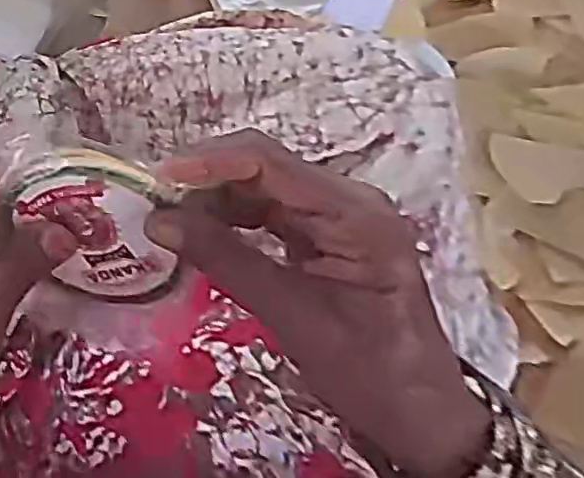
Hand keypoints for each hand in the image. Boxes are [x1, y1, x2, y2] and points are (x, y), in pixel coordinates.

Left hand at [0, 158, 75, 474]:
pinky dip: (28, 241)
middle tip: (88, 211)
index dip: (29, 175)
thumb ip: (25, 259)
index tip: (72, 187)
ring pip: (3, 213)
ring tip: (85, 226)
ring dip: (39, 220)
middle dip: (41, 199)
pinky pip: (1, 236)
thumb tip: (68, 228)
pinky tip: (61, 249)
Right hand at [145, 131, 489, 477]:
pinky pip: (264, 207)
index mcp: (354, 212)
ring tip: (171, 216)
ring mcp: (334, 211)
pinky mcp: (320, 229)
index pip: (269, 163)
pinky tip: (201, 230)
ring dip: (212, 196)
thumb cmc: (373, 375)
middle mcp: (345, 197)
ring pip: (257, 182)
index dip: (210, 161)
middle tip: (157, 198)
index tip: (161, 175)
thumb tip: (158, 221)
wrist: (427, 423)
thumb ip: (225, 261)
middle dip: (205, 177)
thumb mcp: (294, 318)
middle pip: (261, 165)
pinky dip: (228, 215)